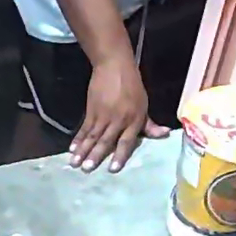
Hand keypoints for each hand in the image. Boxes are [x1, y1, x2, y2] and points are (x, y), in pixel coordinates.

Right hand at [70, 57, 166, 173]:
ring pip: (92, 136)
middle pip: (106, 141)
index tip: (112, 169)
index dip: (119, 155)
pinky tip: (71, 148)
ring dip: (83, 150)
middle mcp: (118, 120)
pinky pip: (84, 127)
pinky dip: (78, 138)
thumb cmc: (132, 86)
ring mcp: (103, 115)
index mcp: (134, 120)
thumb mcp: (143, 105)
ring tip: (74, 162)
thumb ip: (149, 124)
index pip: (126, 141)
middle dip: (95, 155)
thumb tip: (164, 135)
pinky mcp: (91, 110)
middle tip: (87, 168)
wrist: (114, 66)